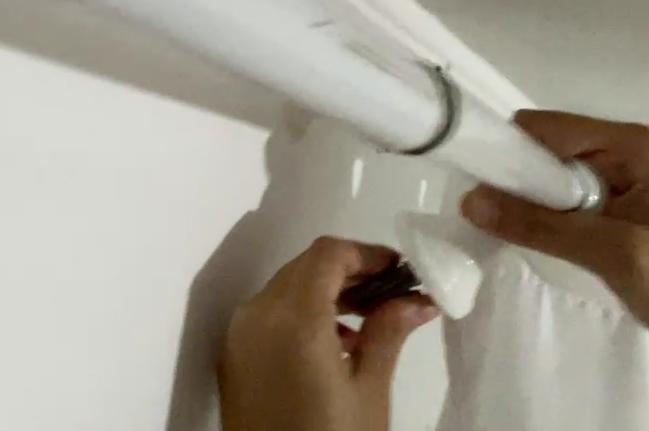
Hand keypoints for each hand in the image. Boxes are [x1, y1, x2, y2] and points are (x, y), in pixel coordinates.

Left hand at [219, 236, 438, 430]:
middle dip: (348, 271)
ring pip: (285, 286)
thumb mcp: (369, 394)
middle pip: (305, 266)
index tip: (400, 271)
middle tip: (391, 293)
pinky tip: (332, 341)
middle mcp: (257, 311)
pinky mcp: (232, 352)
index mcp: (293, 317)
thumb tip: (417, 298)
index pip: (327, 255)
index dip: (366, 253)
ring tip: (368, 319)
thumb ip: (388, 333)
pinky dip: (299, 311)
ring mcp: (239, 331)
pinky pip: (267, 311)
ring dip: (324, 290)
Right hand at [459, 110, 648, 376]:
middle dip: (516, 178)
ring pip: (553, 177)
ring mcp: (626, 181)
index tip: (473, 182)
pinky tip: (537, 240)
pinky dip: (547, 217)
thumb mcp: (614, 254)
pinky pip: (568, 200)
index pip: (542, 126)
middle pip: (545, 149)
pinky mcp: (624, 211)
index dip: (505, 148)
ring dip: (529, 201)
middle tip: (488, 214)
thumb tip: (468, 200)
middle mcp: (626, 151)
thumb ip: (541, 225)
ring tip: (507, 230)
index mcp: (631, 144)